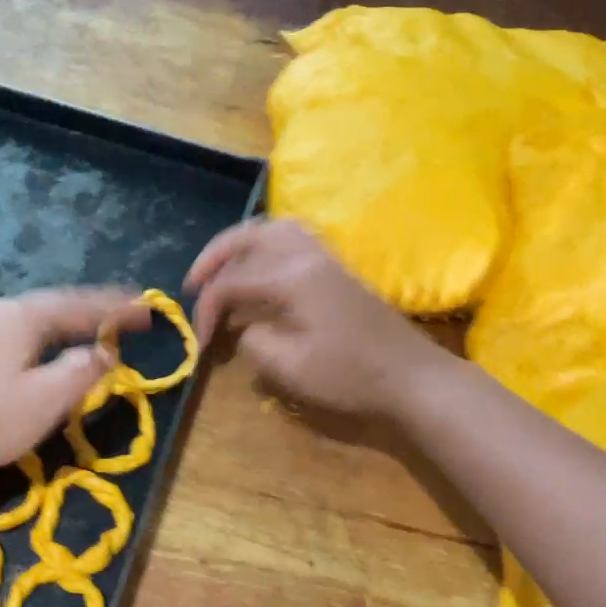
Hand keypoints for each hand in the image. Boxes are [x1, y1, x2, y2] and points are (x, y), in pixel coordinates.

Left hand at [0, 288, 149, 473]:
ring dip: (72, 324)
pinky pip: (25, 333)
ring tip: (105, 327)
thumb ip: (82, 370)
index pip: (76, 304)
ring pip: (39, 319)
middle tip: (131, 315)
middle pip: (56, 306)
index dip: (114, 308)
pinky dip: (51, 337)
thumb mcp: (47, 398)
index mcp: (17, 316)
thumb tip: (104, 353)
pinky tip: (63, 347)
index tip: (146, 308)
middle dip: (94, 311)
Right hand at [186, 219, 446, 417]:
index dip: (206, 311)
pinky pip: (294, 239)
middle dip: (214, 258)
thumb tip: (244, 328)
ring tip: (224, 271)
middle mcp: (307, 256)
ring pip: (273, 229)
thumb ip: (254, 341)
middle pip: (249, 237)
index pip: (231, 283)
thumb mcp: (290, 368)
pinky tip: (261, 272)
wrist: (412, 377)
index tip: (200, 345)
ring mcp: (326, 258)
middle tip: (194, 285)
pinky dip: (266, 247)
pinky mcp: (337, 270)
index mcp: (291, 278)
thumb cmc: (350, 376)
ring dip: (241, 245)